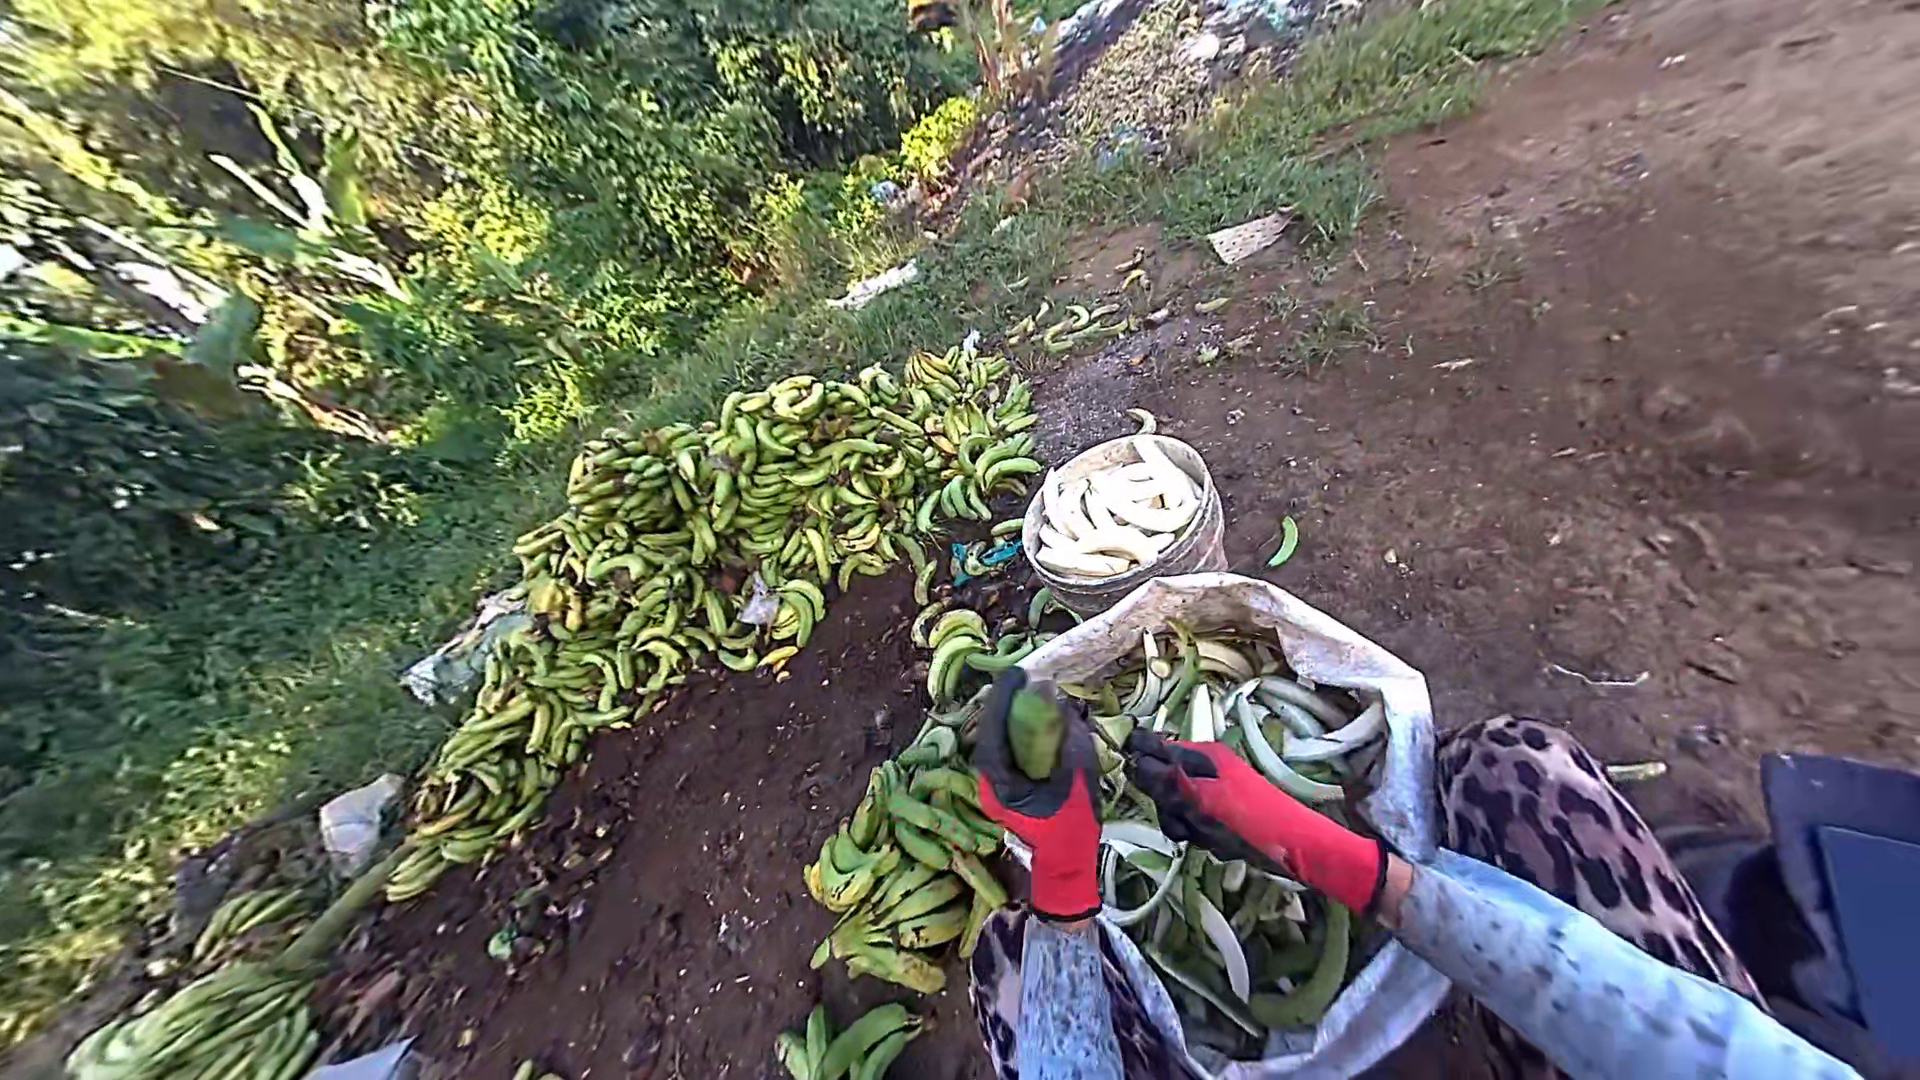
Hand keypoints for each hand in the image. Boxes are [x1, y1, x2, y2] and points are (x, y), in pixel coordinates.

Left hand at [973, 669, 1102, 920]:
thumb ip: (1073, 748)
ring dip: (1013, 712)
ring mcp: (997, 783)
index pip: (992, 730)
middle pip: (992, 729)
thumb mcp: (1077, 787)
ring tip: (1030, 688)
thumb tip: (1067, 711)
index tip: (1017, 673)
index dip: (1003, 699)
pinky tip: (1037, 716)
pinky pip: (1011, 747)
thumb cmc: (1070, 835)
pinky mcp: (1009, 783)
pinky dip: (1022, 729)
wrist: (1067, 871)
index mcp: (998, 782)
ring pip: (999, 736)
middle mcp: (990, 780)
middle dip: (1008, 701)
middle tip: (1025, 677)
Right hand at [1124, 731, 1385, 913]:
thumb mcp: (1202, 799)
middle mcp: (1202, 766)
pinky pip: (1191, 819)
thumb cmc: (1251, 821)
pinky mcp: (1218, 811)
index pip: (1151, 746)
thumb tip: (1132, 762)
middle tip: (1186, 819)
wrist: (1301, 851)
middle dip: (1168, 805)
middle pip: (1159, 780)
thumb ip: (1166, 780)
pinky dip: (1199, 833)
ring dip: (1184, 823)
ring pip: (1173, 804)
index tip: (1145, 788)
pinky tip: (1216, 842)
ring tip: (1205, 835)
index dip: (1141, 765)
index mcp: (1199, 753)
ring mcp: (1211, 788)